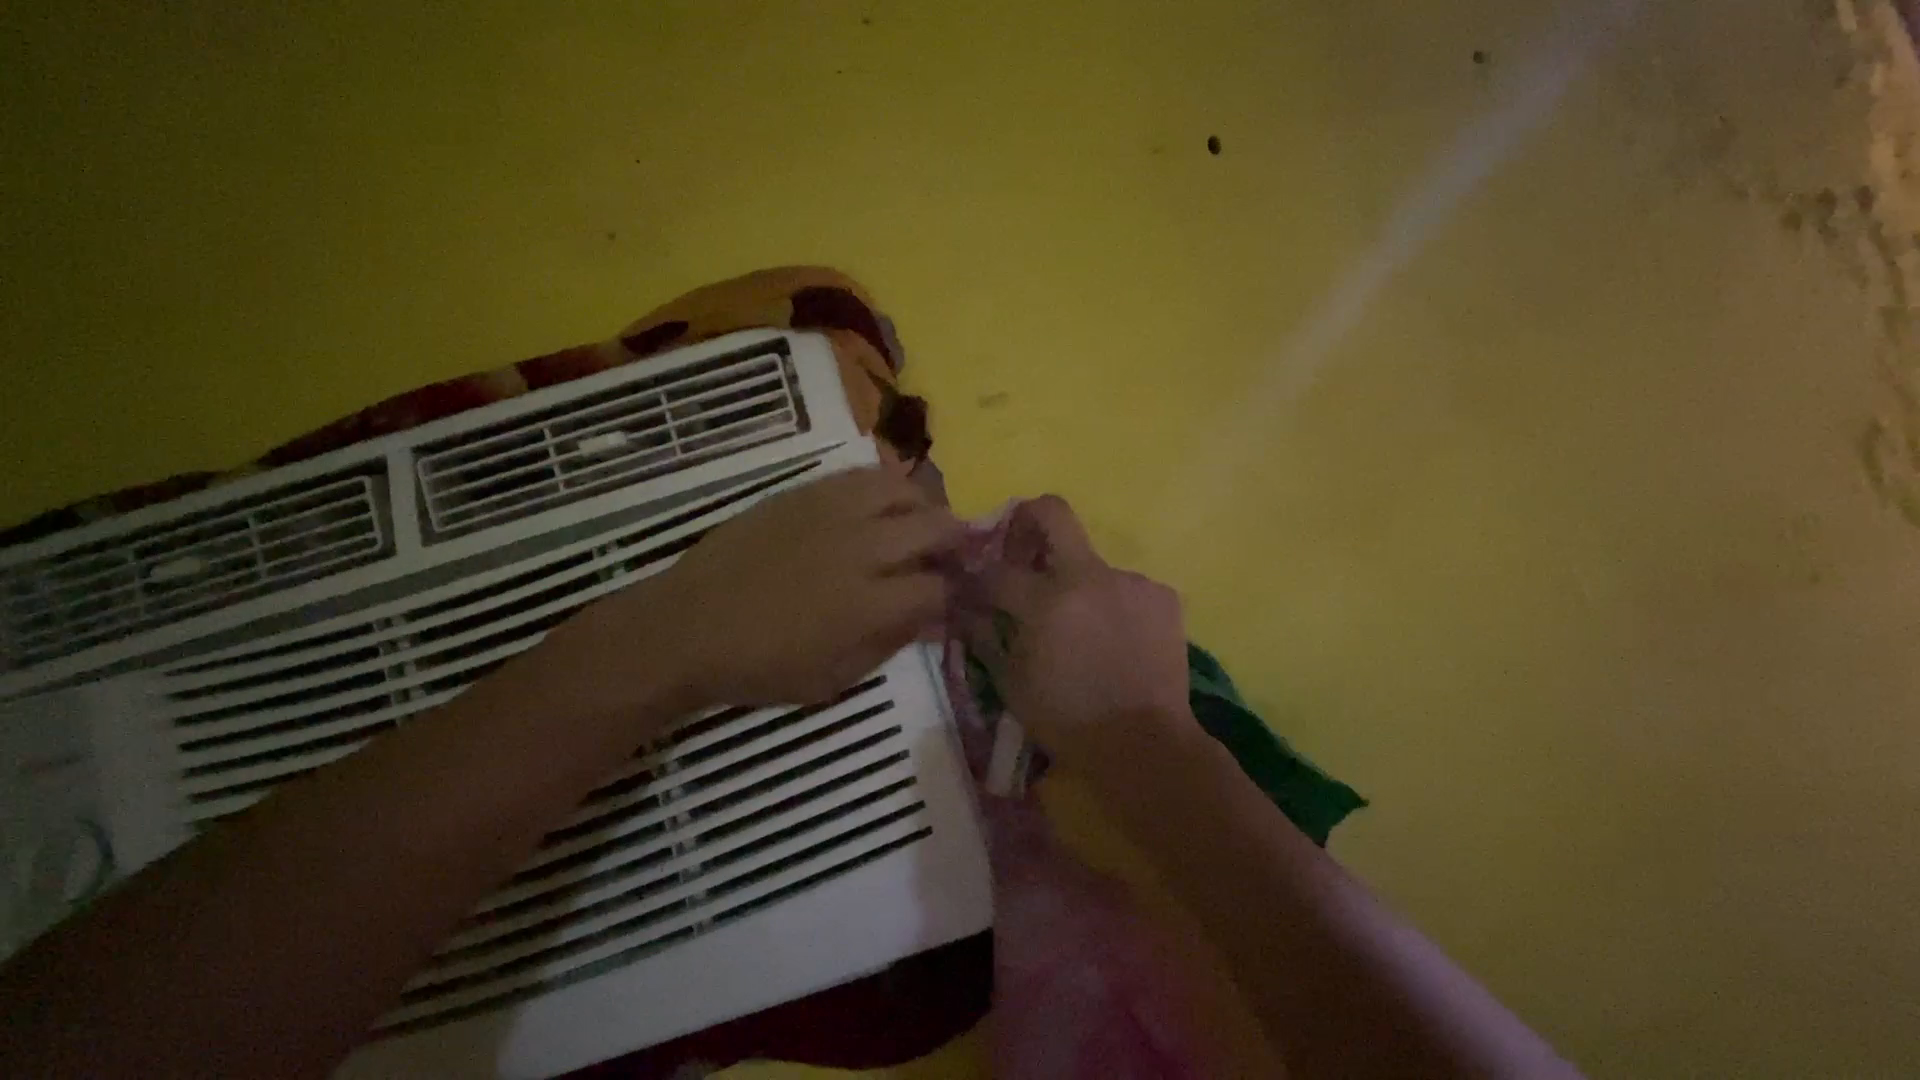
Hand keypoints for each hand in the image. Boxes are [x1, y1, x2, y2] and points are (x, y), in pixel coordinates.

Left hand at [555, 467, 960, 716]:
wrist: (688, 627)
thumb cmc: (762, 666)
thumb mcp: (834, 678)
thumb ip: (890, 643)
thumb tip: (933, 618)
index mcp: (868, 605)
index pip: (939, 589)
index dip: (959, 596)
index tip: (962, 601)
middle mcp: (860, 549)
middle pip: (935, 527)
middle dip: (958, 542)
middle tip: (956, 555)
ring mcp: (832, 514)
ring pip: (902, 489)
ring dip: (924, 507)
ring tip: (920, 524)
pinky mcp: (805, 493)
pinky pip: (861, 476)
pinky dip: (884, 488)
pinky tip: (880, 506)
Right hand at [973, 496, 1200, 773]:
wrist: (1145, 745)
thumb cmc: (1068, 720)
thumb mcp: (1012, 684)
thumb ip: (987, 636)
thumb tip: (968, 610)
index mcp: (1045, 600)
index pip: (997, 570)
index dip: (977, 578)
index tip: (973, 588)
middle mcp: (1089, 576)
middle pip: (1052, 512)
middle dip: (1027, 518)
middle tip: (1019, 546)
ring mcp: (1130, 582)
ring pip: (1091, 564)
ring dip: (1076, 584)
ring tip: (1080, 628)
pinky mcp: (1162, 596)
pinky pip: (1125, 588)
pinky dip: (1112, 606)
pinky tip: (1114, 639)